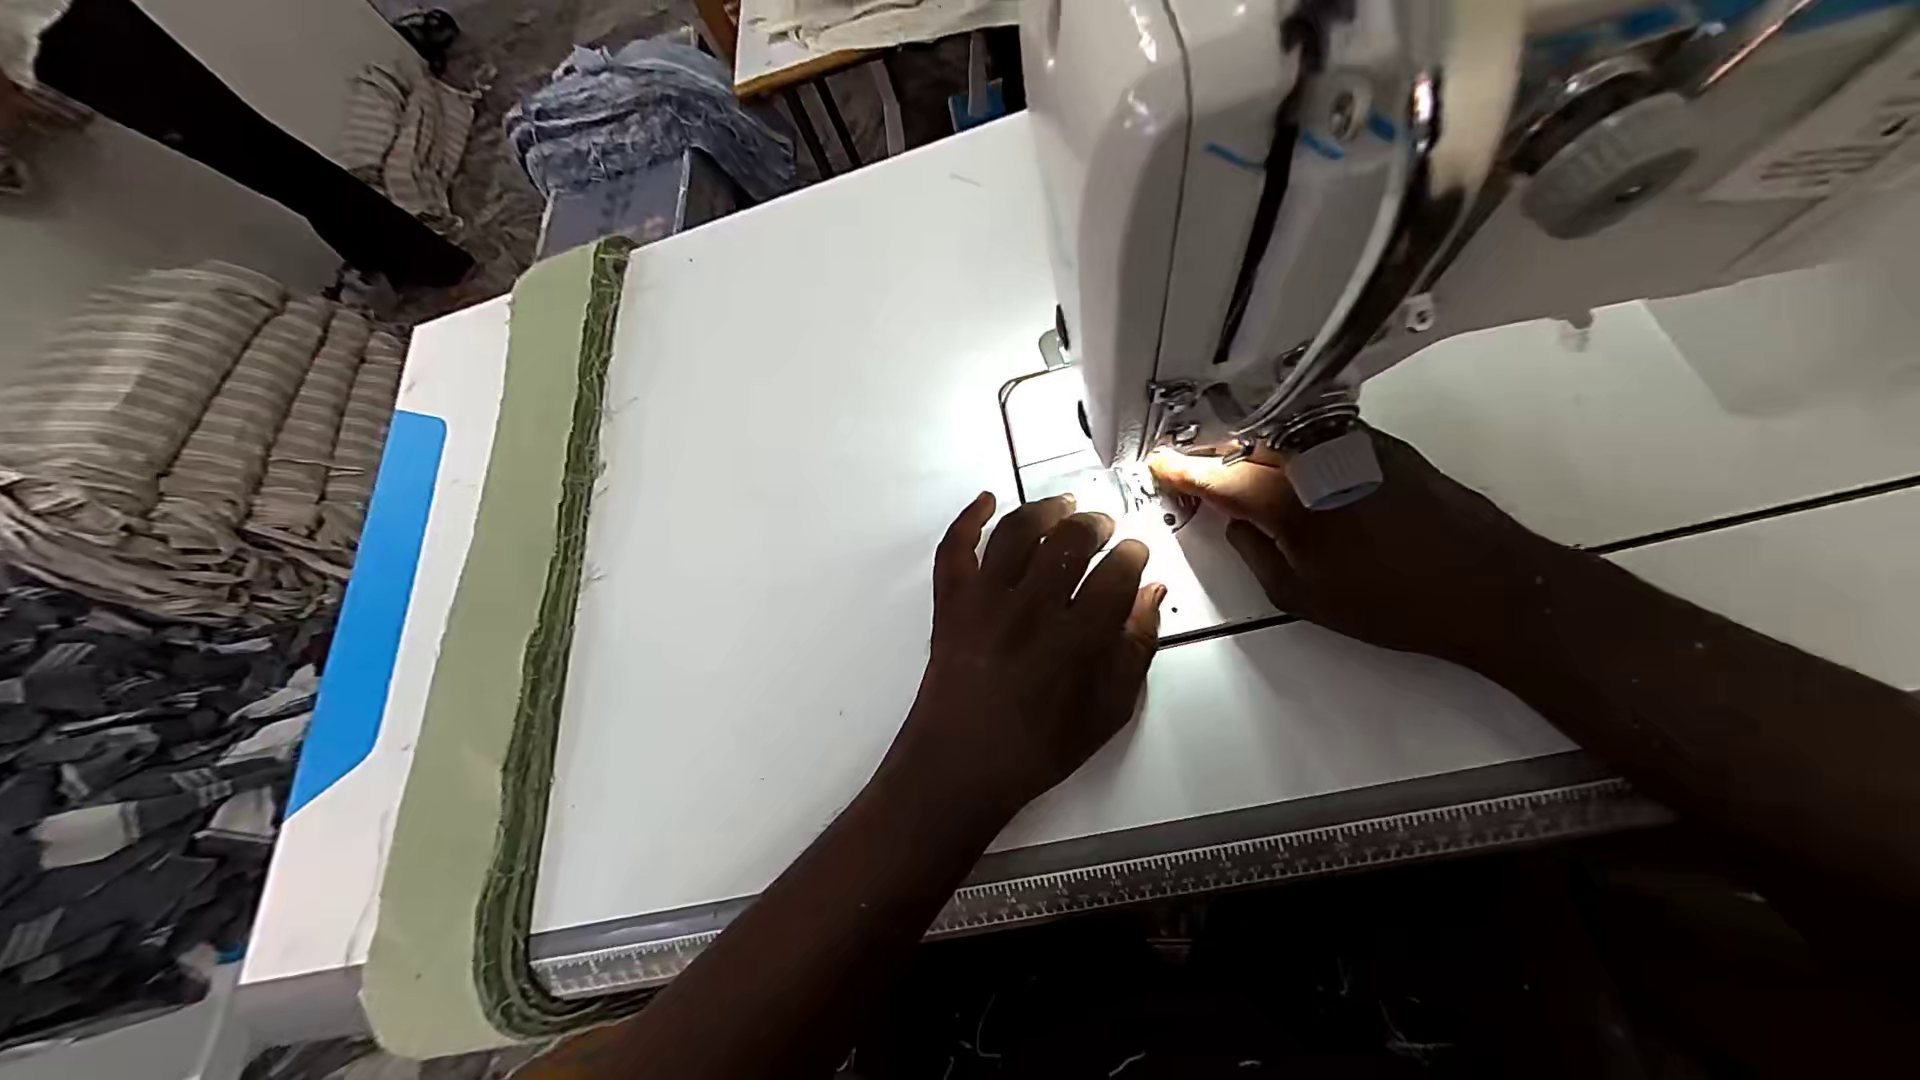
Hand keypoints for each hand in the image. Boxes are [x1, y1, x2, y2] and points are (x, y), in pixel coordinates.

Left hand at [882, 492, 1164, 818]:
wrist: (960, 764)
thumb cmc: (1036, 748)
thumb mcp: (1107, 712)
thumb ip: (1134, 649)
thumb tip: (1150, 596)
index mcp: (1075, 640)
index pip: (1115, 574)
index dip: (1132, 555)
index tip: (1135, 552)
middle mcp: (1030, 610)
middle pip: (1068, 542)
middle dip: (1094, 525)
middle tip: (1103, 526)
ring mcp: (984, 602)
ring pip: (1016, 532)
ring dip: (1044, 510)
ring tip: (1063, 505)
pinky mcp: (950, 603)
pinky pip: (955, 547)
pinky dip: (968, 518)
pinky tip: (986, 501)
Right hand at [1149, 427, 1565, 663]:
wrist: (1491, 587)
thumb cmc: (1397, 601)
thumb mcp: (1302, 593)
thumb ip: (1255, 552)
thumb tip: (1238, 526)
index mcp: (1292, 499)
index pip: (1218, 476)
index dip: (1182, 470)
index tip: (1160, 464)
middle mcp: (1320, 460)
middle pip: (1245, 444)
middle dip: (1213, 457)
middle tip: (1193, 476)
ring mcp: (1354, 446)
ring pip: (1280, 436)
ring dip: (1250, 452)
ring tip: (1238, 478)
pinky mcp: (1382, 445)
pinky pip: (1315, 438)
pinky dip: (1288, 451)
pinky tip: (1289, 475)